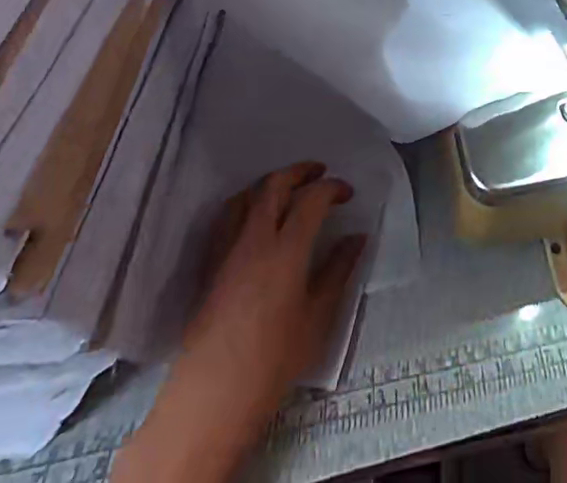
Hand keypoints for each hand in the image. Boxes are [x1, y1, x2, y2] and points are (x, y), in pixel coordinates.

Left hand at [115, 162, 366, 482]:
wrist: (214, 394)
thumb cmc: (275, 358)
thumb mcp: (318, 316)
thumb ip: (338, 270)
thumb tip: (357, 238)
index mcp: (285, 250)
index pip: (311, 199)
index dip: (333, 188)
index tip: (348, 193)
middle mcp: (252, 241)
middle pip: (273, 186)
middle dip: (300, 172)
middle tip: (320, 173)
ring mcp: (226, 252)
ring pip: (244, 197)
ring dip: (269, 184)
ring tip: (288, 189)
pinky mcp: (209, 267)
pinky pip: (226, 218)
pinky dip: (246, 204)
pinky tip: (256, 218)